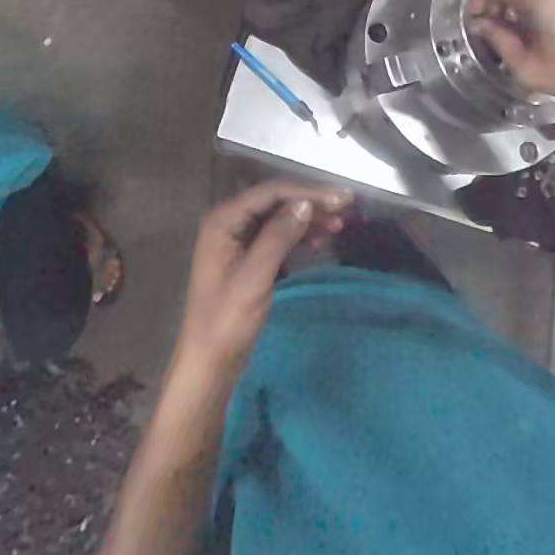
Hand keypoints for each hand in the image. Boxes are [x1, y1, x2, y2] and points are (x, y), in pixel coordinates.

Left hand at [175, 181, 350, 376]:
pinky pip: (275, 238)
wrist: (209, 363)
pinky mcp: (245, 260)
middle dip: (309, 204)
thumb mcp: (256, 276)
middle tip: (345, 209)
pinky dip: (297, 237)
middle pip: (274, 202)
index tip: (342, 198)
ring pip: (277, 220)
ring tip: (338, 225)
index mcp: (223, 221)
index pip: (271, 193)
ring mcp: (236, 242)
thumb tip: (305, 204)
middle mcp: (228, 224)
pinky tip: (318, 242)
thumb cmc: (228, 320)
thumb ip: (279, 236)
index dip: (308, 192)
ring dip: (307, 220)